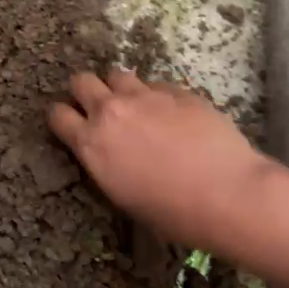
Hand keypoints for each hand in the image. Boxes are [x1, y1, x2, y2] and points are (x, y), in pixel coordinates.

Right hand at [47, 69, 276, 248]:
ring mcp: (144, 97)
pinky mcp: (176, 92)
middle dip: (87, 91)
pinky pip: (158, 86)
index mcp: (91, 142)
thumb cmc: (175, 212)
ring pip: (117, 75)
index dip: (63, 118)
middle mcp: (110, 111)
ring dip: (122, 89)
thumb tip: (106, 151)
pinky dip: (160, 97)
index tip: (72, 125)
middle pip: (81, 81)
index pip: (57, 114)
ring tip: (139, 106)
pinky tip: (177, 117)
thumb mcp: (123, 195)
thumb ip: (104, 162)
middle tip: (102, 108)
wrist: (231, 196)